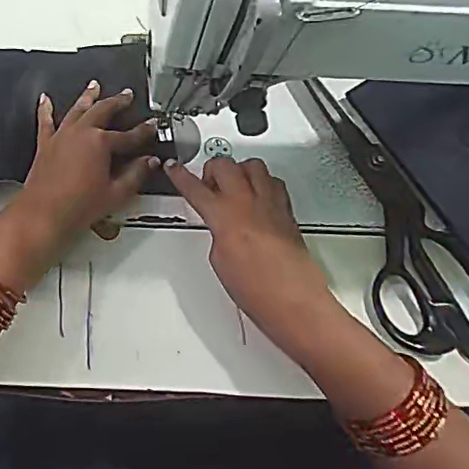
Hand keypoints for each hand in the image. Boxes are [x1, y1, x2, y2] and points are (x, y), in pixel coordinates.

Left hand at [0, 83, 156, 290]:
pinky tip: (45, 99)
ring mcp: (61, 137)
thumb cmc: (76, 206)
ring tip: (94, 86)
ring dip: (88, 97)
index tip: (151, 127)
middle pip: (103, 111)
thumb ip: (135, 175)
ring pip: (77, 109)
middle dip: (117, 102)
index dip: (143, 132)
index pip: (128, 135)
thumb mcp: (116, 193)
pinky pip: (45, 121)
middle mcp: (80, 134)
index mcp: (100, 143)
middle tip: (126, 96)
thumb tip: (147, 163)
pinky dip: (45, 108)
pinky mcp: (45, 145)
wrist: (43, 213)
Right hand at [167, 157, 328, 321]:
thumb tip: (221, 226)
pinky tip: (258, 194)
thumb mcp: (219, 261)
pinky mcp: (288, 212)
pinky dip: (263, 183)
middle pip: (224, 165)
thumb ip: (217, 232)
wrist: (294, 303)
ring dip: (239, 170)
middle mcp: (248, 204)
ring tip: (234, 184)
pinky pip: (274, 183)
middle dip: (211, 169)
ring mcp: (271, 205)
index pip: (194, 187)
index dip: (179, 175)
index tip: (174, 168)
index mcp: (224, 216)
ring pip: (253, 165)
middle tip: (207, 182)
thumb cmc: (260, 291)